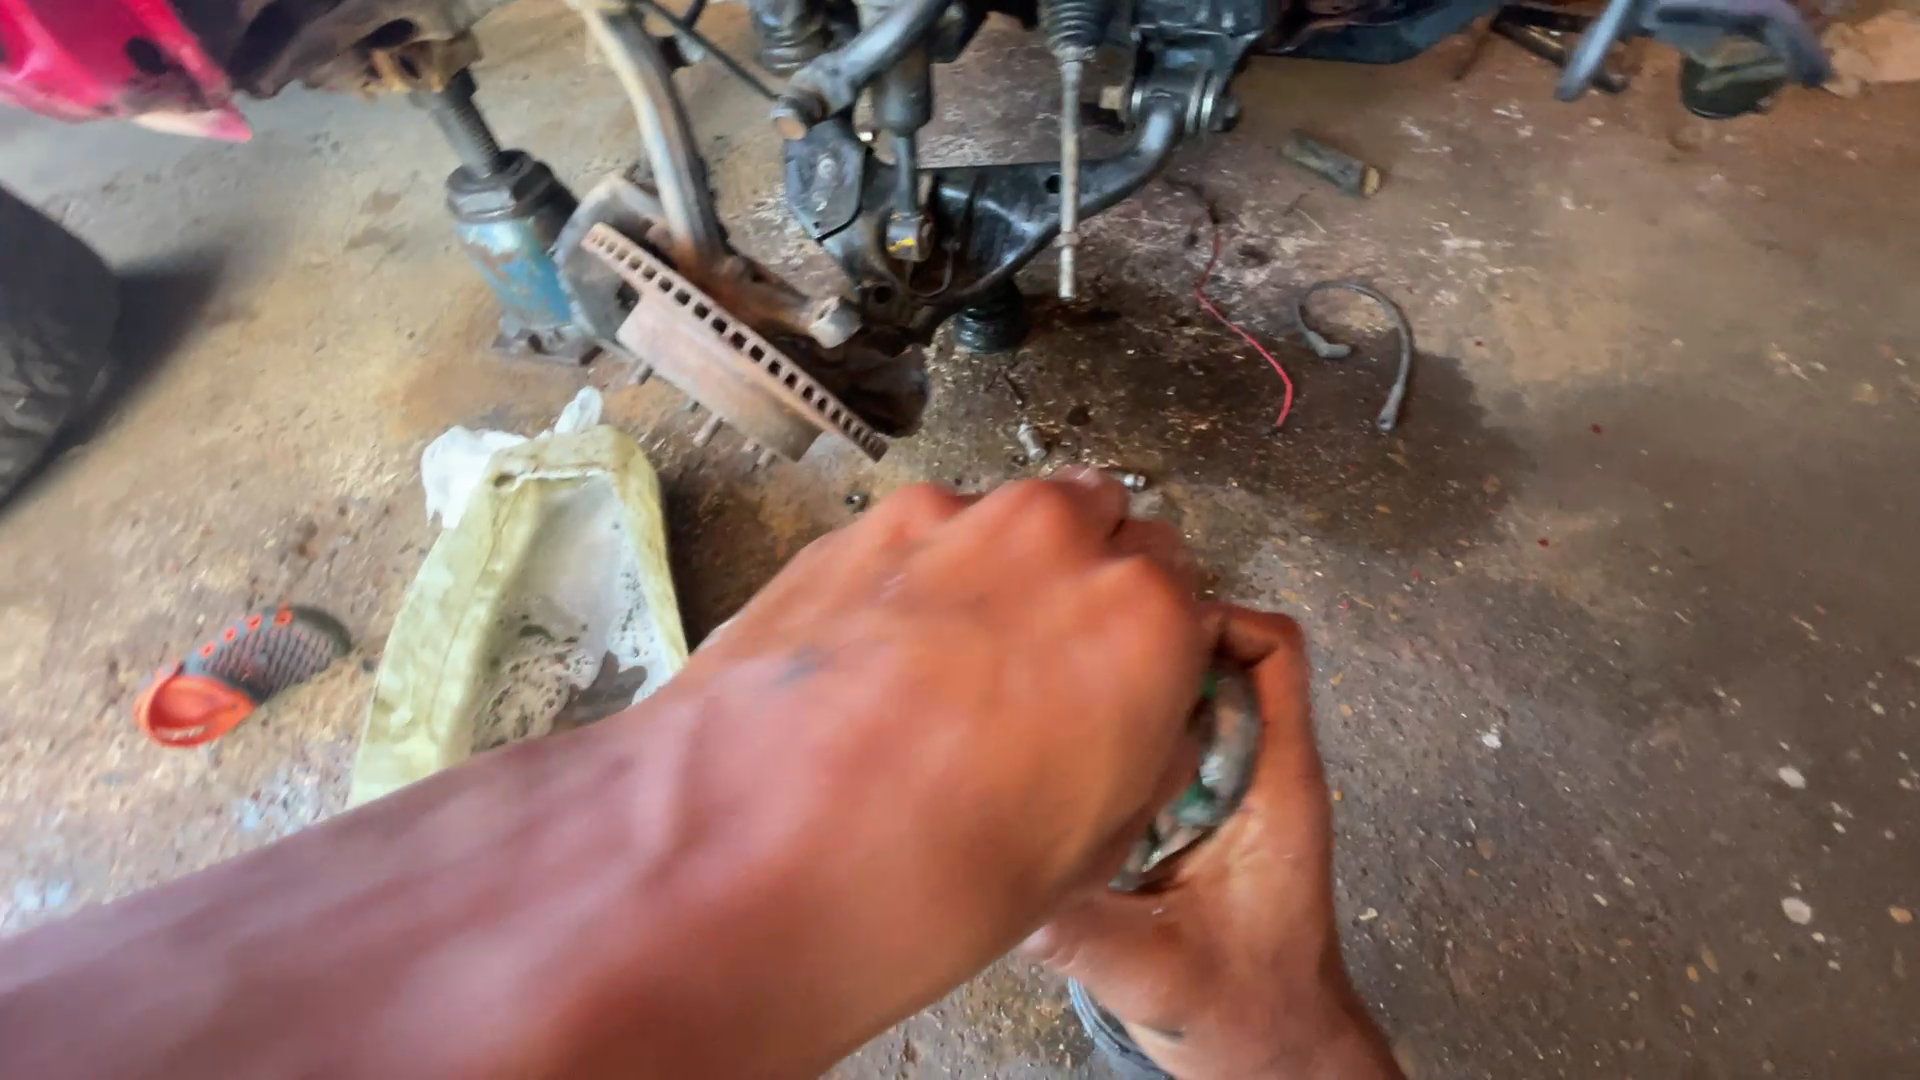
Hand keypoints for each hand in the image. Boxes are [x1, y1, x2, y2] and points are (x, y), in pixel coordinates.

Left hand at [607, 467, 1213, 1068]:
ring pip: (1018, 512)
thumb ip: (1142, 744)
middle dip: (1093, 568)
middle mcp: (1056, 539)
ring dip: (1012, 557)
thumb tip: (1144, 712)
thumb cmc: (942, 873)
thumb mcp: (1093, 841)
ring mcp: (953, 516)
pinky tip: (881, 636)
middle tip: (1046, 640)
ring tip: (955, 639)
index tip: (1121, 657)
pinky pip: (931, 528)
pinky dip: (929, 564)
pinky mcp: (866, 521)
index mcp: (1140, 616)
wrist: (755, 845)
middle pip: (1105, 520)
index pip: (1180, 582)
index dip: (1153, 625)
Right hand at [1024, 607, 1401, 1079]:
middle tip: (1078, 647)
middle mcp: (1252, 762)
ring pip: (1183, 684)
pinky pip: (1159, 725)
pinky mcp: (1191, 794)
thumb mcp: (1156, 973)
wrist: (1269, 1048)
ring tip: (1065, 684)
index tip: (1139, 630)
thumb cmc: (1243, 1012)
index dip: (1216, 619)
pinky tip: (1069, 742)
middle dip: (1152, 637)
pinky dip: (1120, 718)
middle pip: (1218, 650)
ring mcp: (1222, 776)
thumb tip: (1000, 878)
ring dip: (1130, 678)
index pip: (1272, 652)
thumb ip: (1082, 930)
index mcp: (1275, 782)